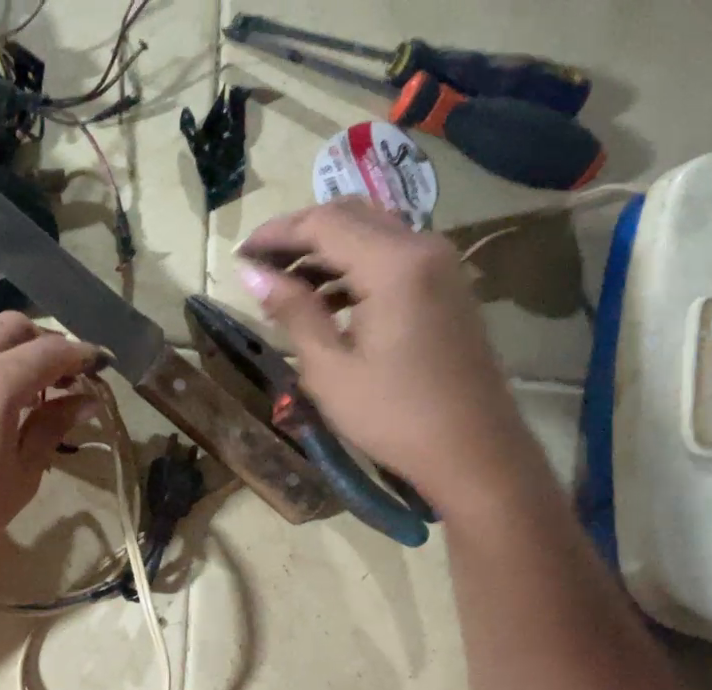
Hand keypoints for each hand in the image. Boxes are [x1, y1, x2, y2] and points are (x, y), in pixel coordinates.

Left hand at [0, 311, 98, 591]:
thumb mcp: (21, 474)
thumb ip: (52, 427)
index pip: (50, 351)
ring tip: (26, 384)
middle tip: (65, 377)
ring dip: (10, 345)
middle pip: (13, 327)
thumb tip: (86, 400)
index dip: (81, 355)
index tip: (101, 366)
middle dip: (45, 341)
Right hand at [234, 198, 539, 516]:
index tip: (238, 256)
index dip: (275, 234)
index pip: (323, 224)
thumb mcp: (328, 367)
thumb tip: (251, 274)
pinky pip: (391, 256)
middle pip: (350, 216)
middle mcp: (422, 248)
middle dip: (298, 234)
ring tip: (282, 285)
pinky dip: (352, 267)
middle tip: (257, 265)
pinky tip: (324, 301)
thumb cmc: (393, 415)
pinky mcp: (445, 287)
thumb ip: (292, 311)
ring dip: (324, 250)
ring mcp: (440, 266)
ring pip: (371, 233)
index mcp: (394, 265)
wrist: (473, 450)